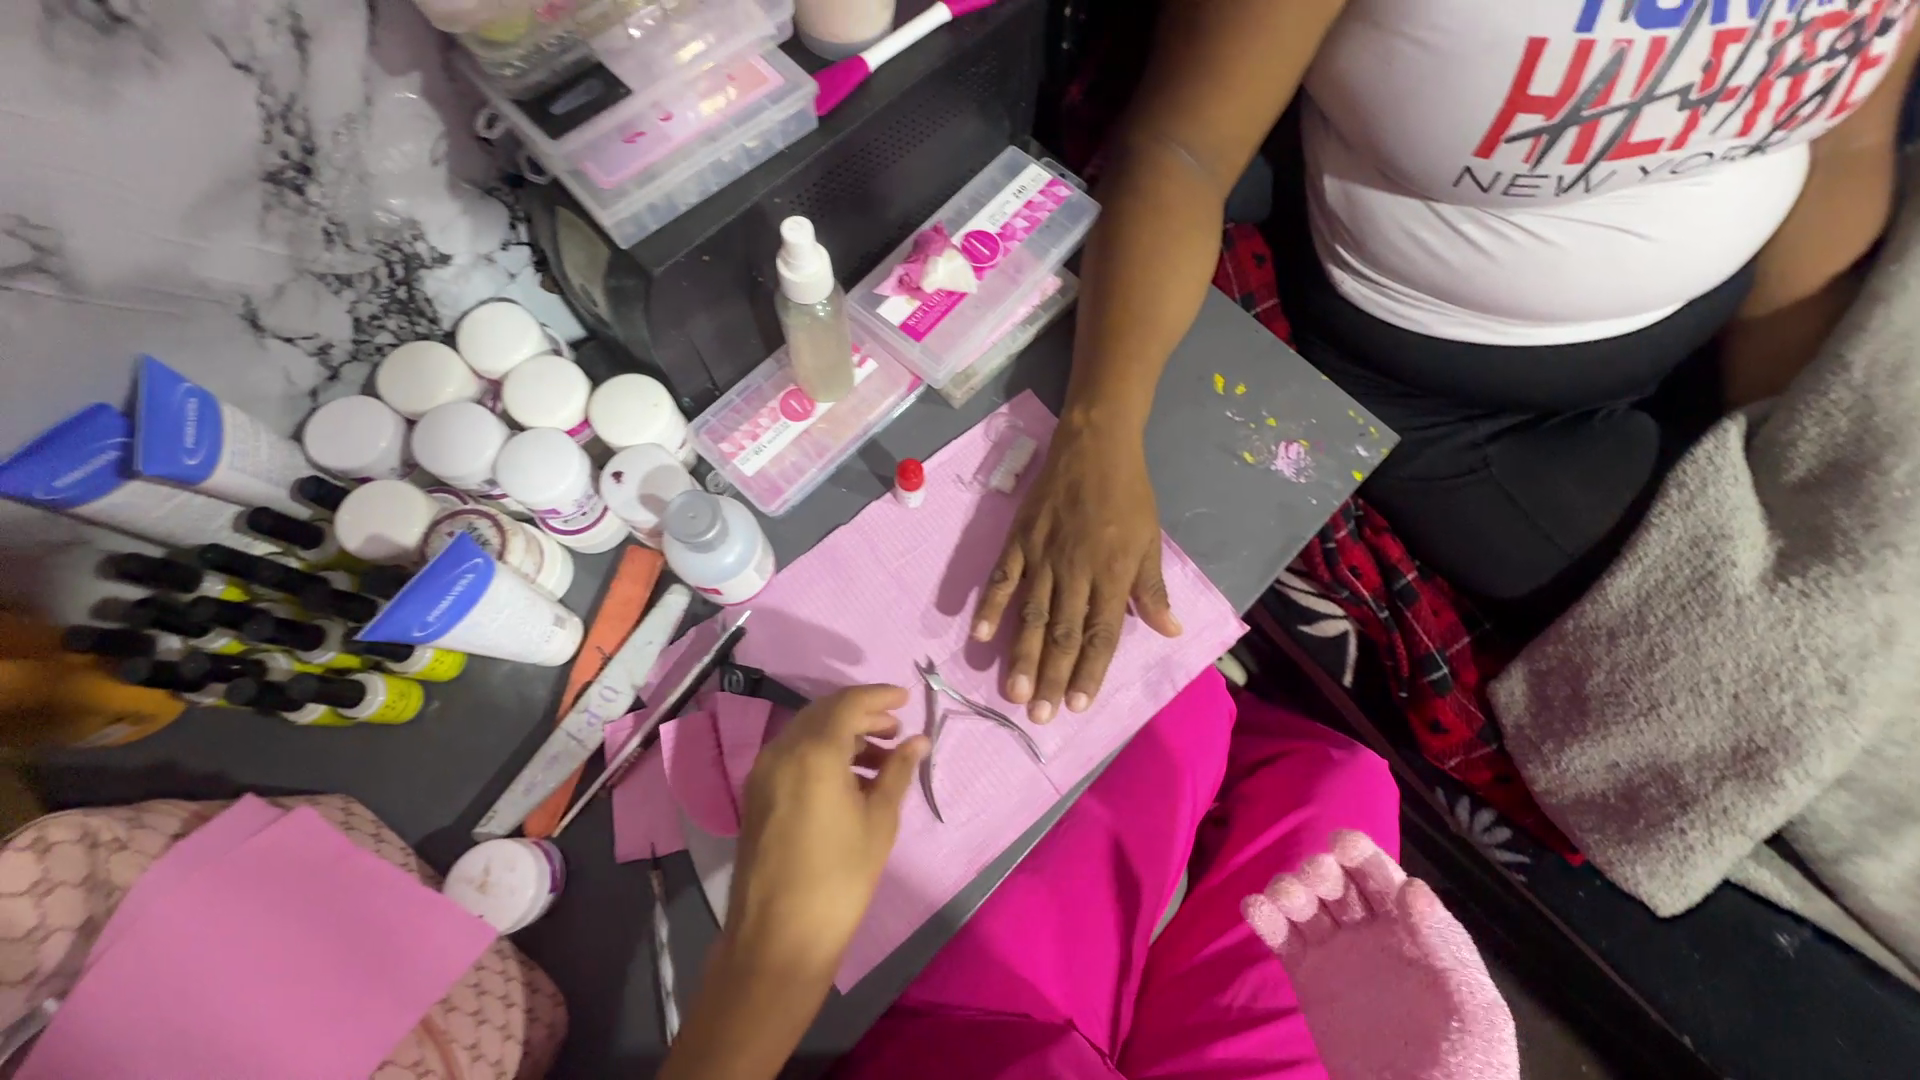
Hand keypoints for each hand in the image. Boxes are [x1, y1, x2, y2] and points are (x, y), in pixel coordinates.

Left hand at [724, 685, 930, 980]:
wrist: (780, 935)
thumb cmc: (840, 876)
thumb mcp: (879, 820)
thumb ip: (898, 771)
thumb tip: (918, 740)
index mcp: (814, 751)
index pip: (848, 702)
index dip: (879, 695)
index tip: (907, 698)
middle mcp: (782, 751)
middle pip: (824, 713)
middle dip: (862, 713)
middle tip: (896, 728)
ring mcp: (763, 772)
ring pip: (807, 733)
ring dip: (843, 734)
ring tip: (881, 758)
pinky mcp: (757, 794)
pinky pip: (793, 755)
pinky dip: (823, 753)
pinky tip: (850, 778)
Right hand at [972, 420, 1181, 722]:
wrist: (1095, 445)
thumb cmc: (1128, 495)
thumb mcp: (1150, 541)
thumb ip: (1153, 590)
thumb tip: (1170, 632)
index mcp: (1112, 576)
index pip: (1100, 634)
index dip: (1090, 672)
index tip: (1078, 706)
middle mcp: (1076, 573)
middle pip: (1063, 633)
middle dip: (1052, 677)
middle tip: (1038, 716)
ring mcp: (1043, 557)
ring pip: (1032, 615)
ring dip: (1022, 655)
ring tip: (1013, 693)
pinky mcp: (1019, 540)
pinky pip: (1003, 578)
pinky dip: (990, 606)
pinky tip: (980, 634)